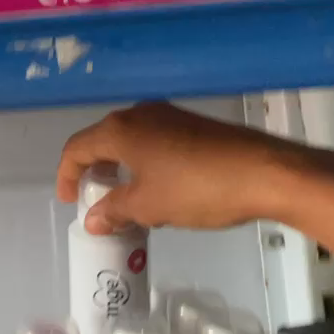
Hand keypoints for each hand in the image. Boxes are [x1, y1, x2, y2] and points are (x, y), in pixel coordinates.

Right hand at [56, 102, 322, 233]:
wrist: (267, 173)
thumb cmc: (197, 189)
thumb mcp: (149, 206)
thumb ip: (114, 210)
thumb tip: (92, 219)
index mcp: (121, 129)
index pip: (77, 148)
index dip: (66, 175)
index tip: (70, 202)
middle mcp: (140, 114)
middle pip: (102, 140)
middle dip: (94, 171)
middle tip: (96, 201)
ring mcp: (169, 116)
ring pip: (129, 141)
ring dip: (120, 168)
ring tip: (127, 200)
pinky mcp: (193, 125)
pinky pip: (154, 141)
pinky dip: (143, 163)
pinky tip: (159, 188)